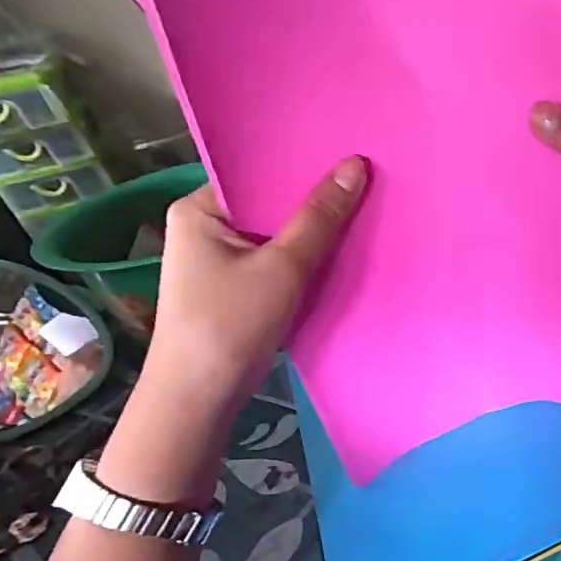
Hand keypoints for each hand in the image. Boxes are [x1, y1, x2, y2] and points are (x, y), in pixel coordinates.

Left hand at [143, 156, 369, 412]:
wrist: (198, 400)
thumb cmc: (230, 325)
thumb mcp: (282, 268)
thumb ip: (319, 219)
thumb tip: (356, 165)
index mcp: (198, 209)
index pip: (256, 175)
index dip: (301, 169)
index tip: (346, 161)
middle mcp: (202, 229)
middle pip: (266, 206)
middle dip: (309, 205)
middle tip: (361, 187)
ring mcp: (215, 263)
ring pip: (272, 238)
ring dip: (307, 237)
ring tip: (356, 215)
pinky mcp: (230, 291)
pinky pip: (270, 264)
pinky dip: (297, 264)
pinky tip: (333, 257)